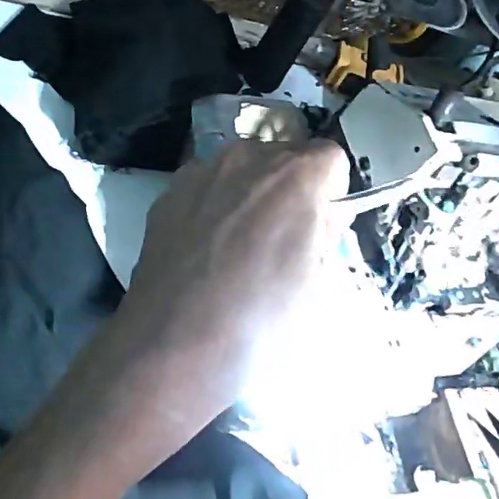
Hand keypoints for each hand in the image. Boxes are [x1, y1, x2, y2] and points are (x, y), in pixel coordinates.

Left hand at [111, 140, 348, 424]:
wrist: (174, 342)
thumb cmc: (260, 319)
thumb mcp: (316, 284)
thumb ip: (325, 235)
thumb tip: (324, 216)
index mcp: (296, 176)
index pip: (330, 157)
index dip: (330, 191)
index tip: (320, 224)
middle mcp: (247, 159)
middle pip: (282, 156)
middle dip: (289, 186)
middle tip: (282, 237)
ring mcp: (201, 172)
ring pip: (240, 167)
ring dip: (248, 191)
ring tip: (237, 244)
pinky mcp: (168, 193)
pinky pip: (203, 186)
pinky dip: (211, 203)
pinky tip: (203, 248)